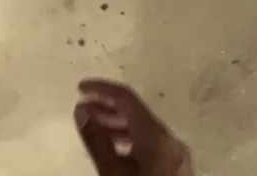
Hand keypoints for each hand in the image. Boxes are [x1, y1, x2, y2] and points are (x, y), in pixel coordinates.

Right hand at [74, 79, 191, 175]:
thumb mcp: (112, 172)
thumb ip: (96, 139)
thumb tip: (81, 108)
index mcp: (157, 135)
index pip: (126, 97)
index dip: (101, 88)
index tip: (78, 89)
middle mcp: (172, 141)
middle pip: (136, 112)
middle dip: (106, 107)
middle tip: (82, 110)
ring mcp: (178, 158)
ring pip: (144, 130)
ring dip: (117, 125)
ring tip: (94, 131)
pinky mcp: (178, 172)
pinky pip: (152, 145)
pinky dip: (130, 141)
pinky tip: (116, 153)